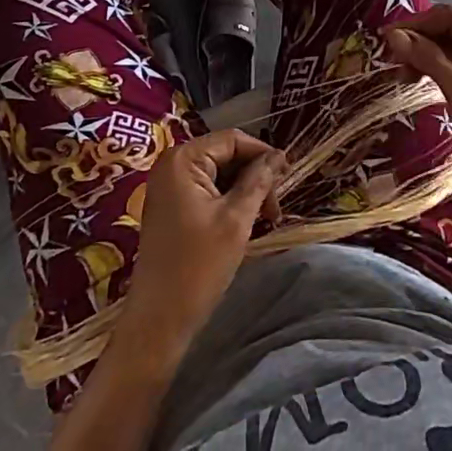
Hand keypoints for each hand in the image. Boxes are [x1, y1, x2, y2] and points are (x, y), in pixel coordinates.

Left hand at [120, 130, 285, 349]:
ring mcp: (168, 183)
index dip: (262, 153)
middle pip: (223, 154)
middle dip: (253, 175)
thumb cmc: (199, 264)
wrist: (161, 311)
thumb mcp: (236, 220)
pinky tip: (244, 222)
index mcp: (182, 158)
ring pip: (217, 172)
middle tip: (275, 209)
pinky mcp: (170, 203)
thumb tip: (278, 156)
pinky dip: (227, 200)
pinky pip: (205, 188)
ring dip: (243, 190)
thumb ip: (257, 182)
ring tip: (264, 219)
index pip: (231, 140)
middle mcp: (171, 163)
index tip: (290, 175)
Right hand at [385, 5, 451, 203]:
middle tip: (389, 57)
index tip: (386, 37)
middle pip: (447, 30)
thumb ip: (427, 58)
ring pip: (445, 47)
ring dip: (420, 56)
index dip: (416, 24)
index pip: (451, 17)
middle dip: (417, 41)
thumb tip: (392, 35)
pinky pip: (450, 64)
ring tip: (398, 72)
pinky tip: (411, 78)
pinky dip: (430, 69)